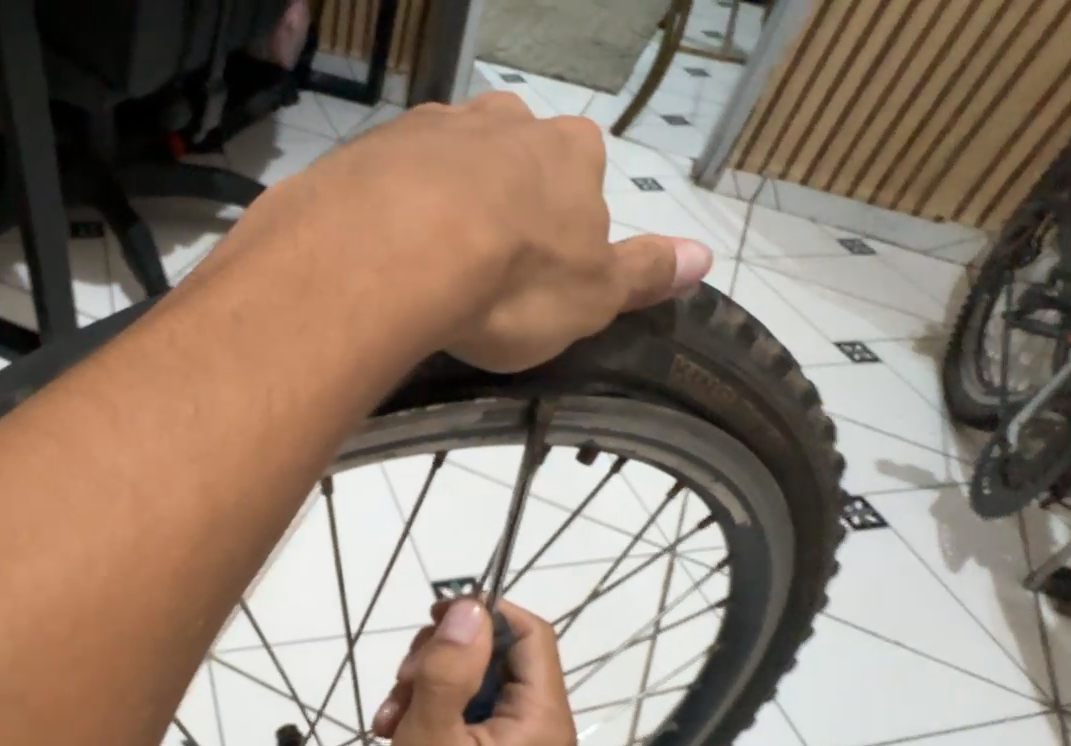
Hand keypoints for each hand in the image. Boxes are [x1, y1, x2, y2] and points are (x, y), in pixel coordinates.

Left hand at [215, 92, 712, 372]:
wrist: (393, 254)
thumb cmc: (510, 282)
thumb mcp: (591, 297)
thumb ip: (643, 274)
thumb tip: (704, 257)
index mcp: (569, 152)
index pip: (580, 179)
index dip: (557, 227)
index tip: (531, 273)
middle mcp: (503, 122)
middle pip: (508, 162)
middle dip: (496, 206)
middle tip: (472, 268)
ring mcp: (429, 127)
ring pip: (443, 163)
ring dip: (436, 203)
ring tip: (417, 263)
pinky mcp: (366, 149)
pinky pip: (383, 179)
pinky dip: (382, 209)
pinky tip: (371, 250)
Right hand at [367, 599, 576, 745]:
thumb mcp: (429, 738)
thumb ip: (450, 668)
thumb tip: (470, 605)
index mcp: (542, 721)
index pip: (532, 634)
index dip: (484, 614)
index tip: (431, 618)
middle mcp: (542, 729)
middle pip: (499, 654)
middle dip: (443, 656)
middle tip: (400, 681)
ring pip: (475, 681)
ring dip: (426, 685)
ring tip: (389, 718)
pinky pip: (467, 713)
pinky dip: (429, 712)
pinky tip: (394, 732)